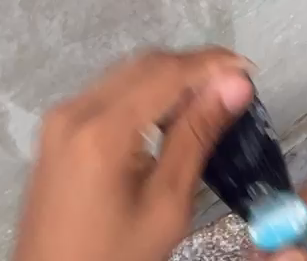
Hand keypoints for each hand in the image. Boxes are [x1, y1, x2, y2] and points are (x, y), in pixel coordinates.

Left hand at [13, 47, 254, 260]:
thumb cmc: (116, 258)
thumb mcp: (166, 206)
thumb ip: (197, 136)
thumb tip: (234, 86)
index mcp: (101, 130)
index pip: (164, 74)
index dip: (209, 64)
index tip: (247, 68)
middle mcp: (76, 109)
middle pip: (144, 65)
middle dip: (191, 67)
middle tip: (233, 85)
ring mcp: (62, 114)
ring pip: (126, 72)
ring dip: (169, 76)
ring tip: (209, 98)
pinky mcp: (59, 124)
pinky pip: (109, 90)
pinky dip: (143, 91)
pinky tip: (168, 112)